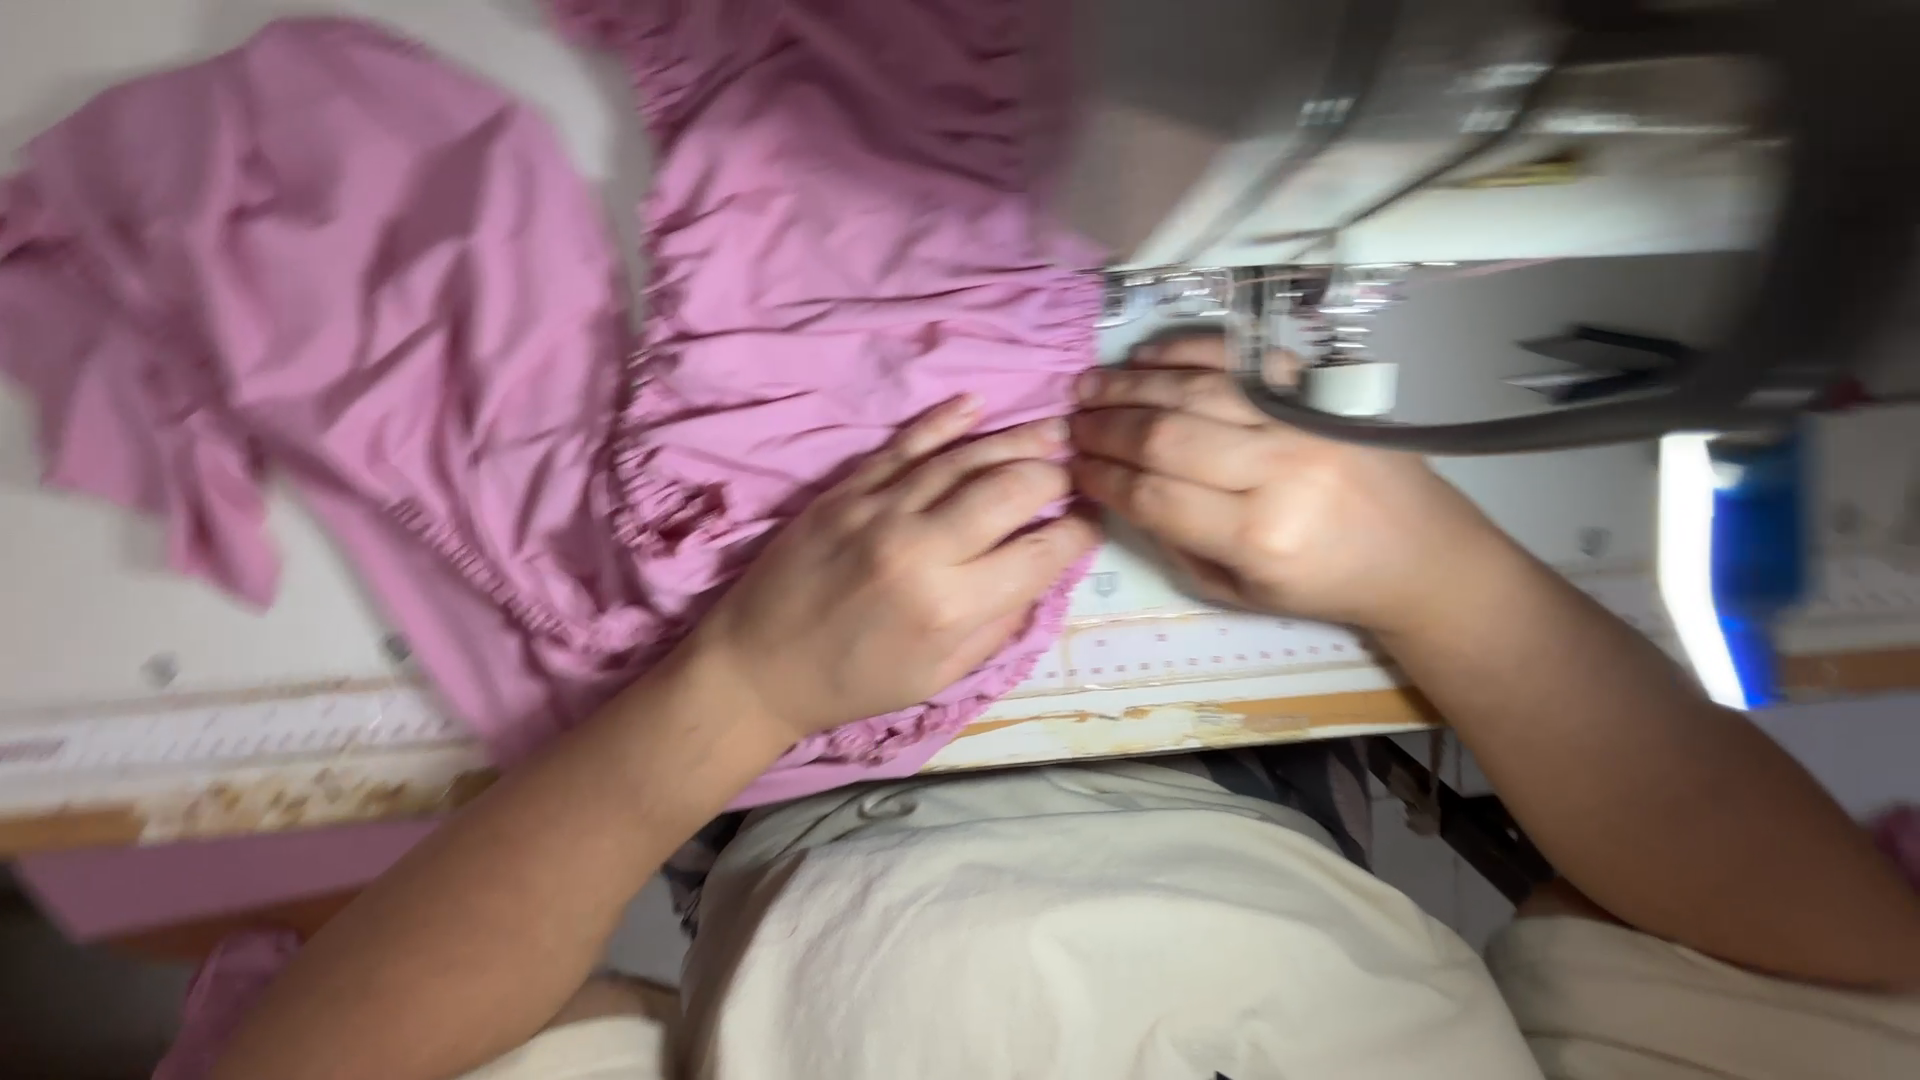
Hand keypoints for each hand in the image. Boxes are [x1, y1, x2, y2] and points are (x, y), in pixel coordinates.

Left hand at [688, 395, 1099, 743]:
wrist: (758, 667)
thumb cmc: (855, 682)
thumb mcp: (940, 675)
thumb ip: (999, 622)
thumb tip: (1041, 569)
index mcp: (950, 607)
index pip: (1039, 554)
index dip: (1078, 533)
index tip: (1090, 523)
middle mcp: (921, 548)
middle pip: (1010, 489)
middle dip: (1054, 476)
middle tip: (1073, 472)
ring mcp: (879, 510)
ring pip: (965, 458)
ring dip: (1017, 440)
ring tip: (1054, 429)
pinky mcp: (846, 490)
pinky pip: (905, 444)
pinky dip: (944, 421)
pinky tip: (977, 406)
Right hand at [1068, 332, 1503, 634]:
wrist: (1418, 552)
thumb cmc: (1319, 584)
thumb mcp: (1237, 590)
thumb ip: (1173, 539)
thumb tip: (1119, 486)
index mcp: (1258, 537)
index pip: (1154, 495)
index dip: (1102, 477)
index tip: (1071, 466)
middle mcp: (1279, 473)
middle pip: (1166, 437)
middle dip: (1106, 428)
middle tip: (1070, 424)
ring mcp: (1302, 423)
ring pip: (1195, 391)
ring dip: (1131, 385)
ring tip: (1088, 386)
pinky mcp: (1317, 393)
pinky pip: (1241, 359)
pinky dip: (1187, 352)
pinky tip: (1145, 357)